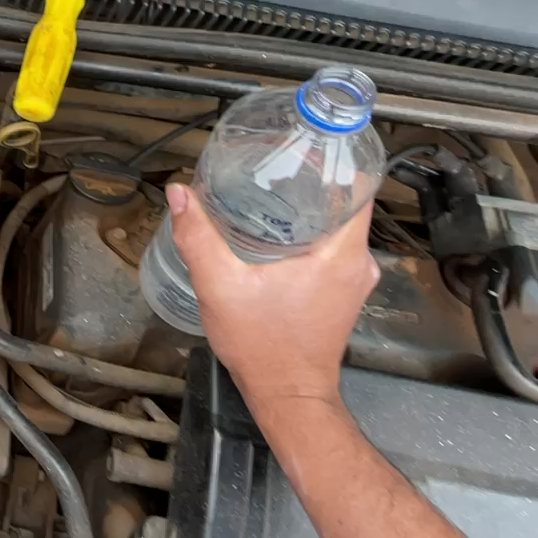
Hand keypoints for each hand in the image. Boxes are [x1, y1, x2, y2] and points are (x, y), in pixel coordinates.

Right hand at [167, 182, 378, 408]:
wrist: (286, 394)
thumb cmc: (262, 343)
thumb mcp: (219, 285)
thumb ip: (198, 236)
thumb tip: (180, 192)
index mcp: (340, 254)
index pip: (357, 188)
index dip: (333, 160)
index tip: (302, 144)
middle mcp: (356, 263)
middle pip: (343, 203)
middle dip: (307, 180)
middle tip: (267, 163)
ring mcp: (351, 279)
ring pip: (335, 225)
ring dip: (304, 206)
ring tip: (263, 190)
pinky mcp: (340, 291)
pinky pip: (329, 245)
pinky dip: (304, 230)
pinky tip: (268, 229)